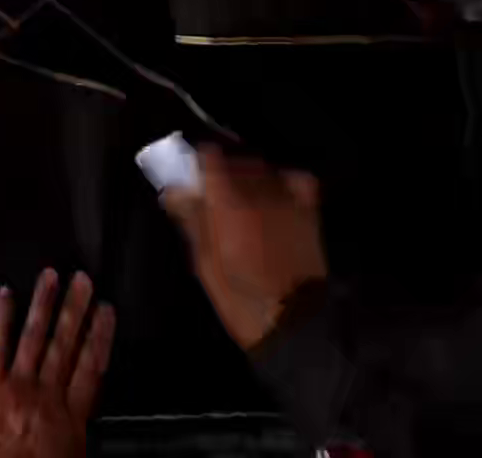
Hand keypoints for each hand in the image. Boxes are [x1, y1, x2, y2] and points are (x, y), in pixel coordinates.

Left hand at [0, 268, 115, 457]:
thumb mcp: (71, 457)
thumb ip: (79, 429)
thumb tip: (88, 408)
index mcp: (70, 418)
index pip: (91, 367)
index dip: (100, 336)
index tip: (106, 311)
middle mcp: (46, 395)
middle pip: (65, 343)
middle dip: (75, 308)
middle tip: (82, 280)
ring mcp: (18, 385)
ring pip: (34, 335)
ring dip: (44, 302)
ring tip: (51, 275)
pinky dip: (2, 316)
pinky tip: (6, 293)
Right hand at [161, 145, 326, 348]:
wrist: (294, 325)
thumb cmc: (241, 298)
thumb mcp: (204, 262)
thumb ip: (191, 219)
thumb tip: (173, 191)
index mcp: (227, 203)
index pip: (210, 156)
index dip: (200, 160)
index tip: (194, 174)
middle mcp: (256, 192)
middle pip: (235, 159)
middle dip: (223, 169)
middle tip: (216, 192)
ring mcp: (285, 201)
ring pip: (263, 168)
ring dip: (250, 175)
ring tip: (245, 196)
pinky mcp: (307, 213)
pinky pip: (295, 179)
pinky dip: (284, 180)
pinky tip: (276, 194)